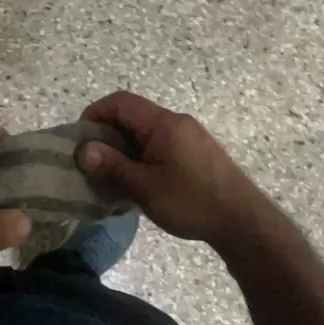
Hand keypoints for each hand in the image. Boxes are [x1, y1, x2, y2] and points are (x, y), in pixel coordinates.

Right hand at [75, 90, 269, 244]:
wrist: (244, 223)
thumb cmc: (192, 203)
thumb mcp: (145, 187)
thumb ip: (112, 166)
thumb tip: (83, 150)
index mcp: (164, 124)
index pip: (120, 102)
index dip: (95, 114)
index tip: (80, 140)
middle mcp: (177, 122)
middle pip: (132, 114)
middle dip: (106, 133)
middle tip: (91, 161)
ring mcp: (189, 136)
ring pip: (144, 130)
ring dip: (123, 147)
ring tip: (111, 174)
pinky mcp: (195, 151)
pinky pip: (158, 142)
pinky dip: (140, 154)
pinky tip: (137, 180)